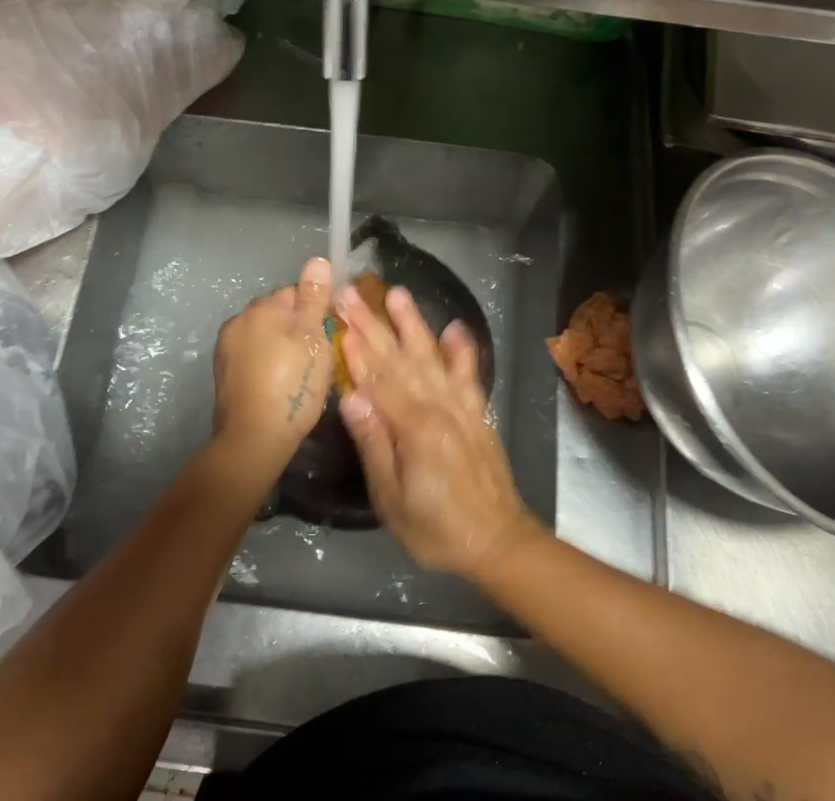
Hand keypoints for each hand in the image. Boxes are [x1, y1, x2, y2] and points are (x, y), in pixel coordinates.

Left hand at [210, 257, 333, 467]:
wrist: (254, 437)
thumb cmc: (292, 385)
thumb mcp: (313, 339)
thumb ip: (314, 299)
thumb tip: (316, 259)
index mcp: (262, 308)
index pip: (296, 292)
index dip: (315, 311)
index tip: (327, 336)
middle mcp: (239, 319)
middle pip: (277, 312)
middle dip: (296, 328)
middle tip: (316, 358)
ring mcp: (226, 346)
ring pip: (264, 335)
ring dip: (280, 345)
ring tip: (298, 374)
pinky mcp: (223, 371)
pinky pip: (252, 355)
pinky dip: (265, 363)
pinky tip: (278, 384)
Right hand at [336, 282, 543, 576]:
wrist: (497, 542)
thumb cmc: (435, 529)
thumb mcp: (392, 498)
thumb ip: (374, 444)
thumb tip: (351, 397)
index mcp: (415, 429)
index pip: (378, 379)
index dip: (356, 348)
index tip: (337, 318)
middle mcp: (440, 409)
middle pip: (401, 360)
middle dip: (374, 325)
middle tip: (351, 293)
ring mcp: (463, 409)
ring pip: (433, 357)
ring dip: (414, 324)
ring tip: (397, 293)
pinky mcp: (479, 415)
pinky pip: (470, 376)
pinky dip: (463, 351)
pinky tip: (455, 328)